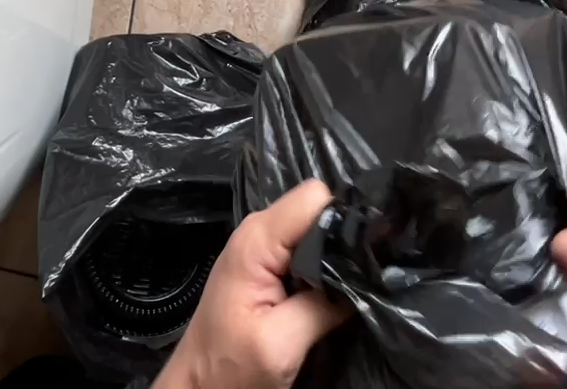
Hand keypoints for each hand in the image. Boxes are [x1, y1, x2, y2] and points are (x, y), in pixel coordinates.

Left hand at [153, 180, 349, 388]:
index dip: (342, 216)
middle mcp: (259, 229)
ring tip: (355, 279)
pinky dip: (320, 262)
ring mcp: (261, 245)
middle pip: (314, 207)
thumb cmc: (230, 367)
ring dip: (333, 251)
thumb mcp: (280, 344)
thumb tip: (362, 281)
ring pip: (311, 226)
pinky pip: (302, 246)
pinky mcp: (266, 262)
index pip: (313, 196)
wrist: (198, 386)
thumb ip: (320, 305)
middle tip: (367, 268)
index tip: (368, 246)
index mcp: (259, 238)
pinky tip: (332, 287)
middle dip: (341, 234)